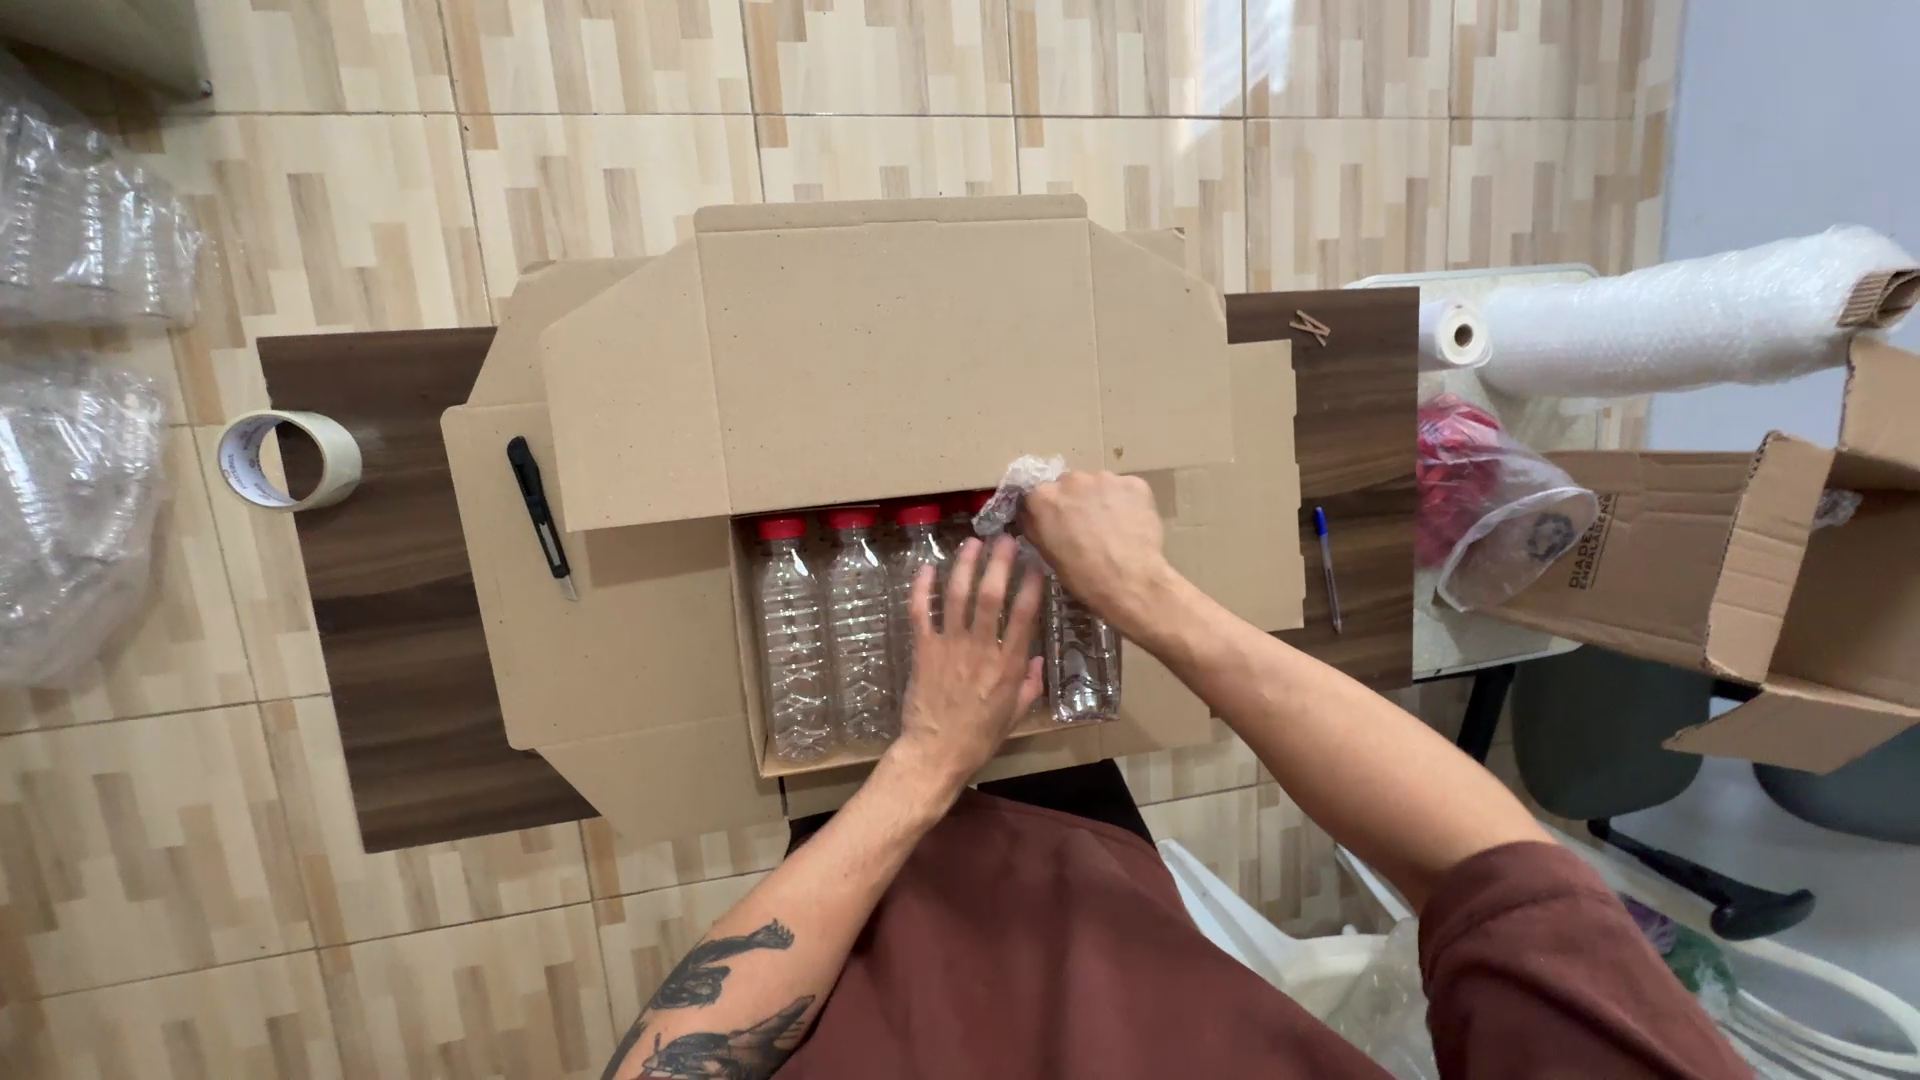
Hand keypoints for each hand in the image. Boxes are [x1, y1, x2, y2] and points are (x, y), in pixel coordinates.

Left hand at [885, 537, 1044, 793]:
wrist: (935, 753)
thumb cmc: (979, 738)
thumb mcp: (1015, 715)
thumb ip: (1028, 685)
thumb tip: (1036, 659)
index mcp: (1007, 666)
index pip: (1024, 616)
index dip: (1031, 585)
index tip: (1037, 562)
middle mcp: (980, 649)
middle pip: (991, 596)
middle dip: (1000, 563)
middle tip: (1006, 538)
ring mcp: (949, 647)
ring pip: (958, 597)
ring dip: (966, 566)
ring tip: (974, 543)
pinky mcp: (923, 650)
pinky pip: (921, 613)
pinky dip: (922, 588)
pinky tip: (928, 567)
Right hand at [1021, 471, 1172, 634]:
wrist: (1130, 580)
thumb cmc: (1082, 575)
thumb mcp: (1046, 553)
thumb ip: (1034, 526)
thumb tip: (1031, 515)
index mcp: (1043, 496)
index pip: (1039, 495)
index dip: (1049, 511)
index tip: (1058, 524)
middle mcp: (1070, 479)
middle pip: (1069, 485)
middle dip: (1075, 501)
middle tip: (1086, 527)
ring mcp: (1104, 478)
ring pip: (1098, 485)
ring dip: (1100, 500)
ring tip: (1112, 527)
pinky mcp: (1133, 483)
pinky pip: (1124, 490)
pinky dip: (1126, 502)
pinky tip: (1131, 523)